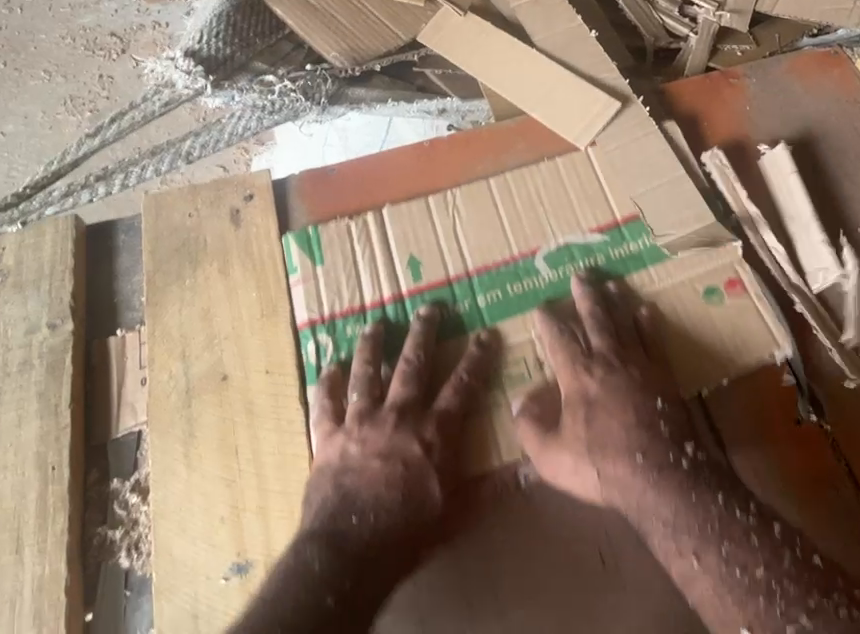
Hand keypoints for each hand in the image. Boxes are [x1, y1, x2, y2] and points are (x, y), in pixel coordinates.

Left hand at [303, 304, 498, 560]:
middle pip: (414, 365)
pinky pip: (326, 404)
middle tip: (430, 307)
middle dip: (424, 333)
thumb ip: (493, 487)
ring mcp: (360, 424)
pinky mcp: (328, 439)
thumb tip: (533, 471)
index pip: (463, 385)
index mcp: (435, 432)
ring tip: (376, 324)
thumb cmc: (409, 533)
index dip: (477, 357)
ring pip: (367, 374)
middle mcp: (399, 416)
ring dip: (373, 347)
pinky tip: (329, 366)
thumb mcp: (459, 512)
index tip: (486, 332)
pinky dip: (327, 384)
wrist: (349, 553)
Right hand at [512, 273, 699, 511]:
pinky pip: (653, 338)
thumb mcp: (551, 455)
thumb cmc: (602, 466)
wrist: (661, 473)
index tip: (540, 305)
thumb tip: (519, 399)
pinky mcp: (662, 373)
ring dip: (615, 301)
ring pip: (624, 321)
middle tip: (579, 274)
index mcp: (578, 375)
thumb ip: (531, 426)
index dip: (548, 321)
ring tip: (610, 283)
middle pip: (594, 319)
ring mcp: (638, 363)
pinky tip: (646, 310)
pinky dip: (648, 322)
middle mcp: (608, 360)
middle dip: (584, 296)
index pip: (559, 339)